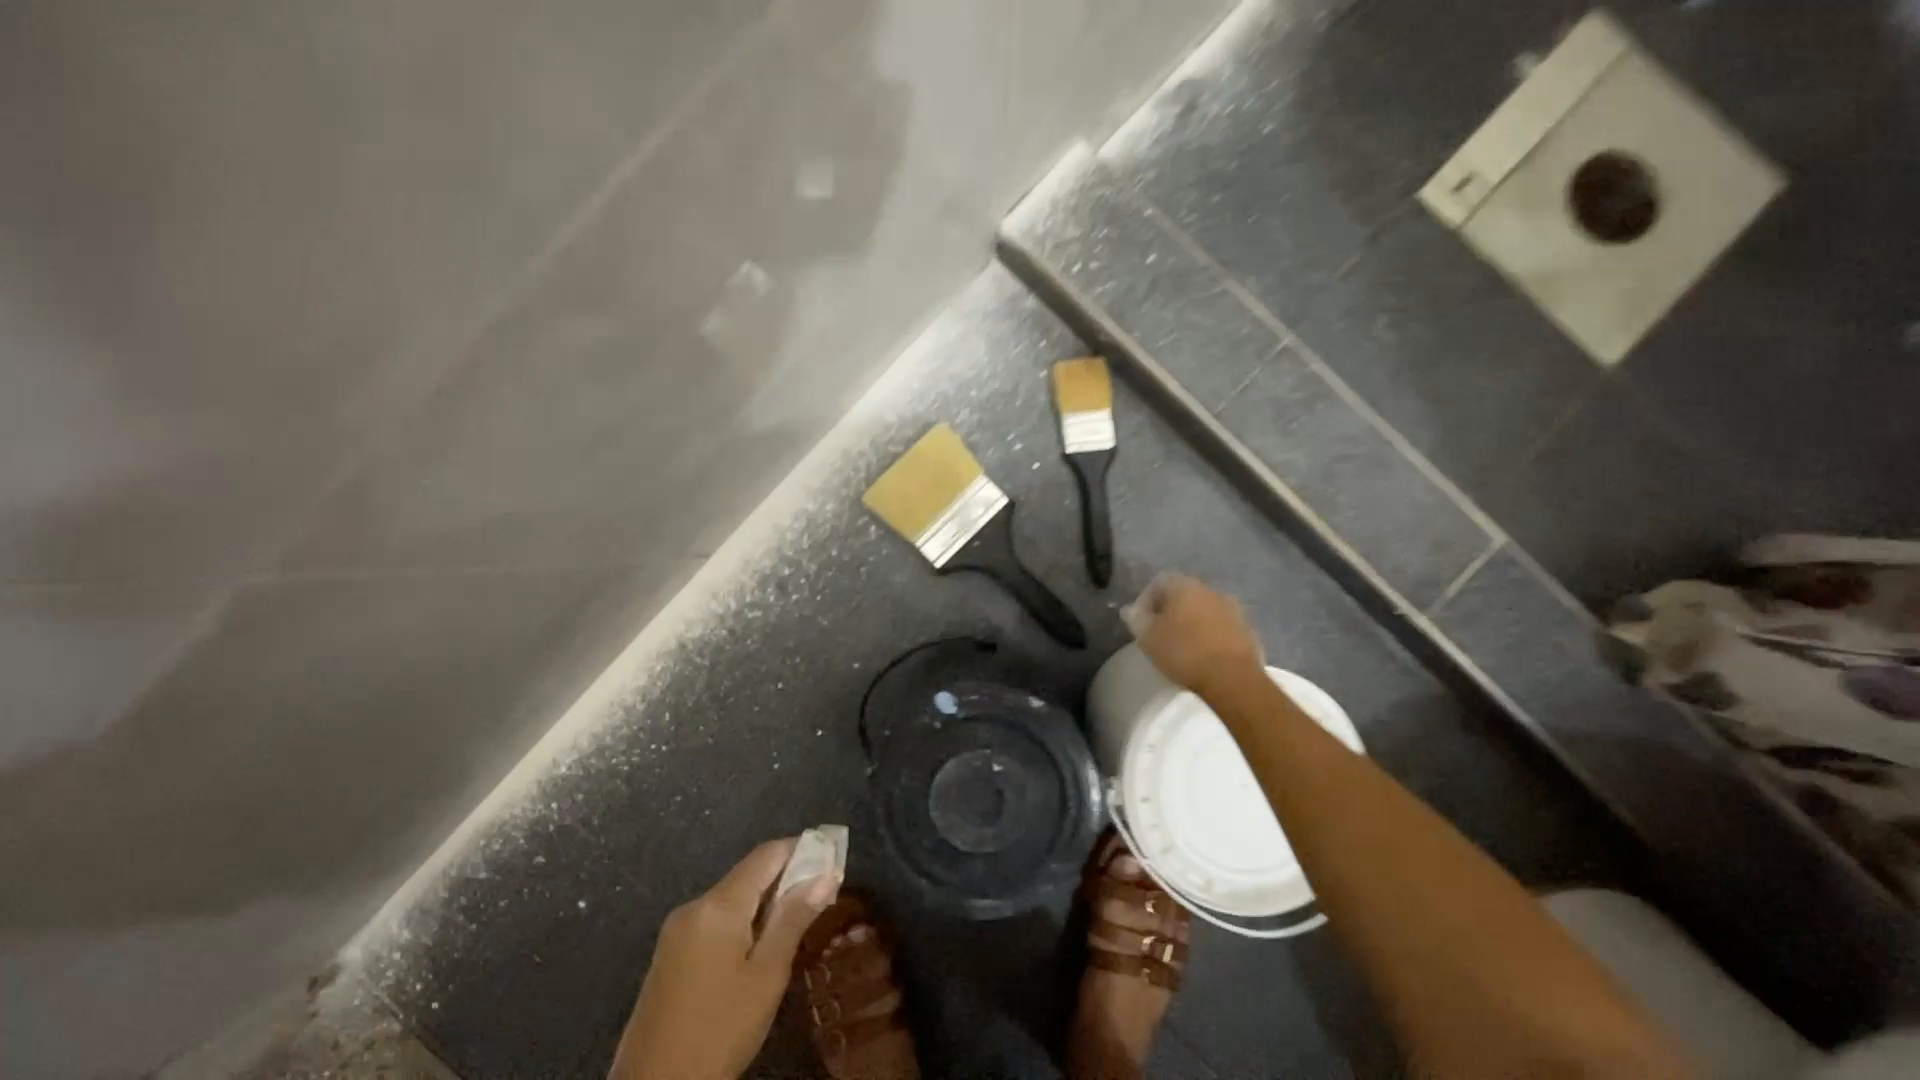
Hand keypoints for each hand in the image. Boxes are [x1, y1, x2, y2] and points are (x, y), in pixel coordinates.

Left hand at [609, 838, 840, 1078]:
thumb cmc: (721, 1027)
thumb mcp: (767, 975)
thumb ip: (794, 919)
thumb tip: (826, 874)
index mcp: (718, 905)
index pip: (766, 855)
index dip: (802, 849)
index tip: (834, 858)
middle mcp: (694, 906)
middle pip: (748, 875)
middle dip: (787, 879)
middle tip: (824, 897)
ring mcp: (677, 930)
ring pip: (732, 900)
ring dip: (766, 903)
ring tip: (799, 924)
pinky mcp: (670, 954)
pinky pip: (715, 922)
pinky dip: (743, 923)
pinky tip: (761, 949)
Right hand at [1122, 573, 1264, 694]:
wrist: (1232, 677)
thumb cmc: (1184, 653)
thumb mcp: (1149, 639)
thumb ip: (1137, 620)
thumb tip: (1130, 609)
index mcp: (1184, 586)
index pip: (1158, 582)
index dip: (1145, 600)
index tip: (1141, 622)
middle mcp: (1210, 589)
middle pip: (1184, 593)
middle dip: (1170, 610)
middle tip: (1160, 633)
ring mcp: (1233, 607)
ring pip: (1204, 609)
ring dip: (1192, 622)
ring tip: (1183, 645)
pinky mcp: (1248, 628)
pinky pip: (1222, 625)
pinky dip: (1210, 633)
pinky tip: (1205, 653)